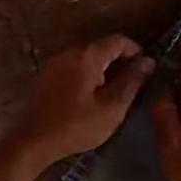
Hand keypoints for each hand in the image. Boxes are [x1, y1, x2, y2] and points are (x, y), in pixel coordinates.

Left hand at [4, 35, 154, 166]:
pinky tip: (92, 93)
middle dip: (119, 59)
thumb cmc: (76, 126)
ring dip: (102, 67)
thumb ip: (131, 82)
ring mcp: (53, 63)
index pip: (117, 40)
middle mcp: (68, 52)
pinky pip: (72, 67)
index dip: (135, 49)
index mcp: (86, 56)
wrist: (33, 140)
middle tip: (134, 79)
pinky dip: (86, 73)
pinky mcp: (45, 76)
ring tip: (115, 88)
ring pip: (85, 57)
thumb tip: (148, 62)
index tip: (147, 65)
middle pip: (100, 46)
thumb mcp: (112, 107)